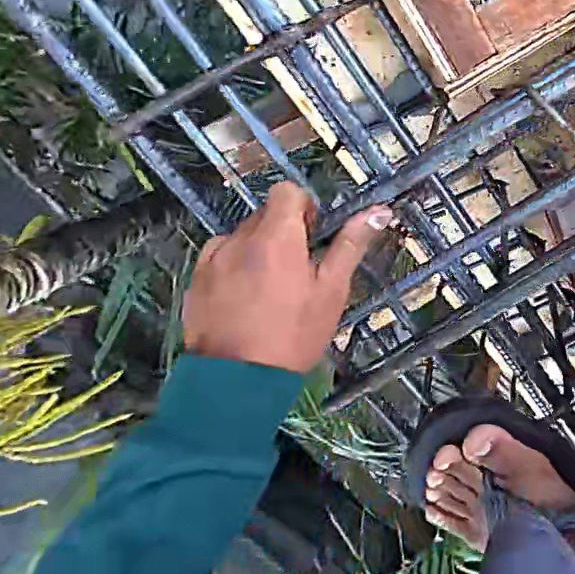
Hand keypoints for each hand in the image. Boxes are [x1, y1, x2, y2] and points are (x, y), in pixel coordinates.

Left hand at [182, 183, 391, 372]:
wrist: (237, 382)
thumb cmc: (293, 334)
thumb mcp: (331, 291)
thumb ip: (350, 244)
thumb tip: (378, 212)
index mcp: (277, 236)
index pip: (287, 191)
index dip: (304, 208)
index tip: (312, 236)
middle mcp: (240, 238)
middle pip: (265, 214)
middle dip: (283, 231)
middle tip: (297, 269)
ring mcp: (214, 258)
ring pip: (242, 235)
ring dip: (257, 248)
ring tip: (269, 288)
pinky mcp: (196, 280)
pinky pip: (219, 257)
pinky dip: (233, 266)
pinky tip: (243, 298)